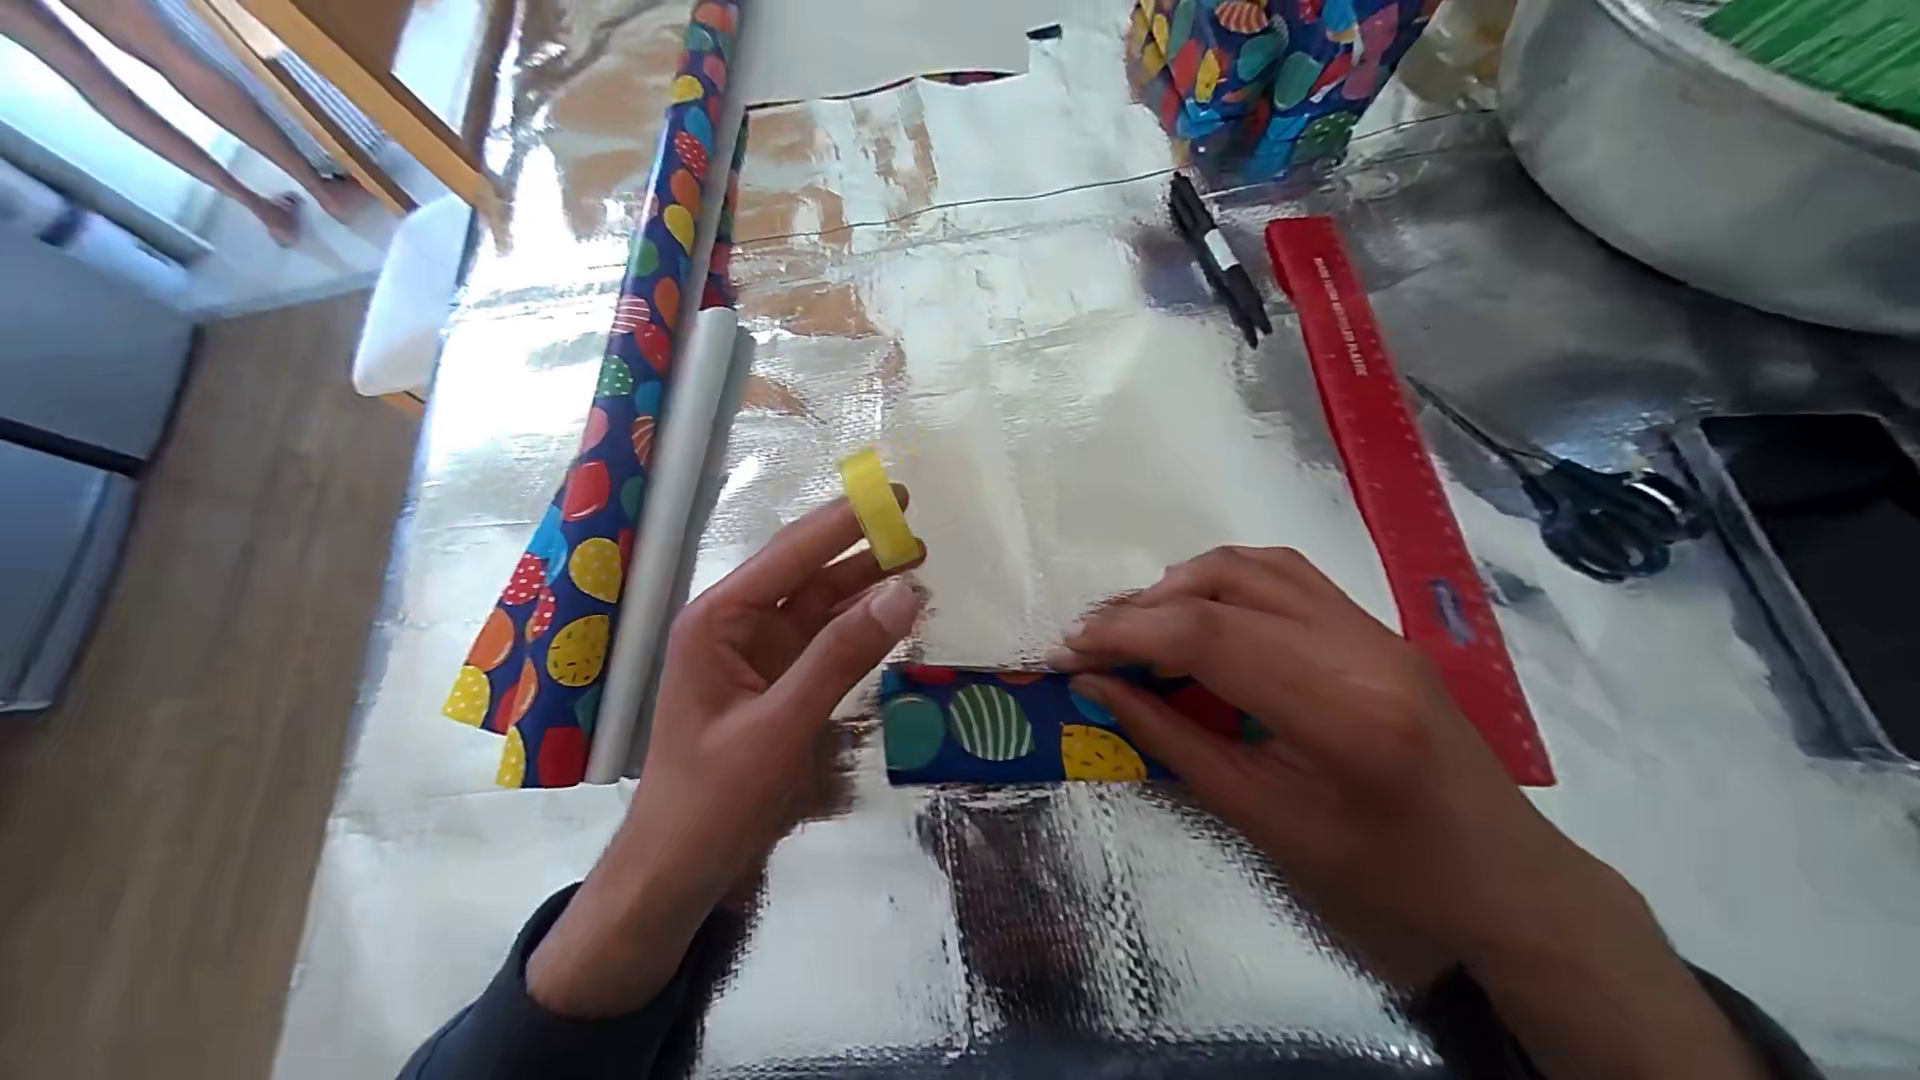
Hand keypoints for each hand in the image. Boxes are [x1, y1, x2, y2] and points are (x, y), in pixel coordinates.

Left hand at [527, 493, 922, 1017]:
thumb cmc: (714, 797)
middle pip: (805, 572)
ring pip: (820, 604)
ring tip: (916, 561)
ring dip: (865, 584)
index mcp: (718, 620)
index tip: (893, 495)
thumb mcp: (781, 724)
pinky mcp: (779, 681)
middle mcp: (737, 625)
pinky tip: (893, 613)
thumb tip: (907, 592)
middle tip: (912, 524)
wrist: (679, 869)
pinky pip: (825, 640)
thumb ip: (842, 656)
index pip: (789, 555)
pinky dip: (861, 625)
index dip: (842, 522)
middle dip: (857, 547)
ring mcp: (760, 654)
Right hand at [1051, 547, 1764, 1078]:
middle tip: (1089, 639)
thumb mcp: (1263, 817)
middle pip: (1220, 589)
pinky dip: (1221, 579)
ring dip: (1176, 585)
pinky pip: (1281, 572)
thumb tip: (1097, 687)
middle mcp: (1359, 645)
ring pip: (1249, 564)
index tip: (1070, 651)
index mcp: (1341, 710)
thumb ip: (1173, 741)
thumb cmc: (1383, 868)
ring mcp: (1370, 624)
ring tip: (1135, 624)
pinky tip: (1196, 609)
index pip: (1206, 637)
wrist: (1502, 869)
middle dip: (1138, 609)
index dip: (1124, 635)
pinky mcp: (1370, 622)